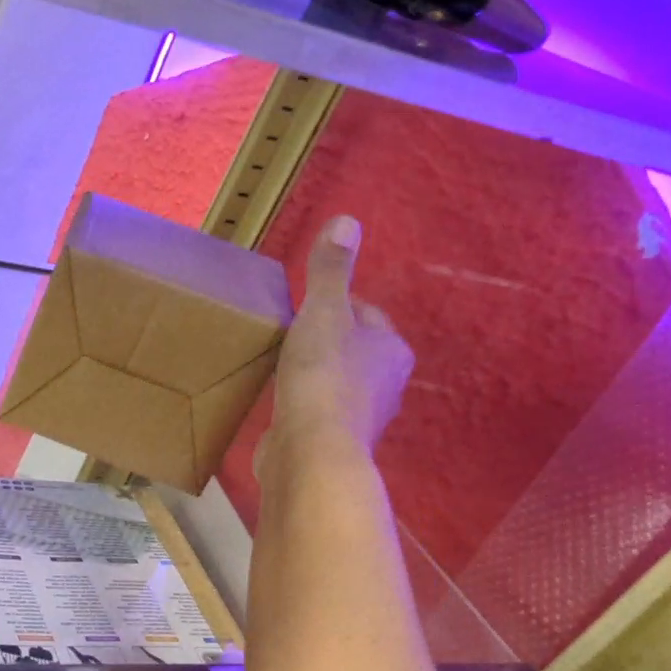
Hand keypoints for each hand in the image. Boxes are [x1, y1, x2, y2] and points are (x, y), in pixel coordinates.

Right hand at [265, 215, 413, 461]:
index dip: (336, 306)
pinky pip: (318, 413)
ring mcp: (360, 418)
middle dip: (326, 342)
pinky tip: (279, 404)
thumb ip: (331, 272)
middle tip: (288, 336)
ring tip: (280, 368)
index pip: (367, 314)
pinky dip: (303, 405)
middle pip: (354, 350)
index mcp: (391, 349)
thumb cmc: (322, 376)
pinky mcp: (333, 443)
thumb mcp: (322, 314)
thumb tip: (347, 220)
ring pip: (337, 383)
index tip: (304, 308)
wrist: (311, 450)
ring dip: (314, 376)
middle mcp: (386, 384)